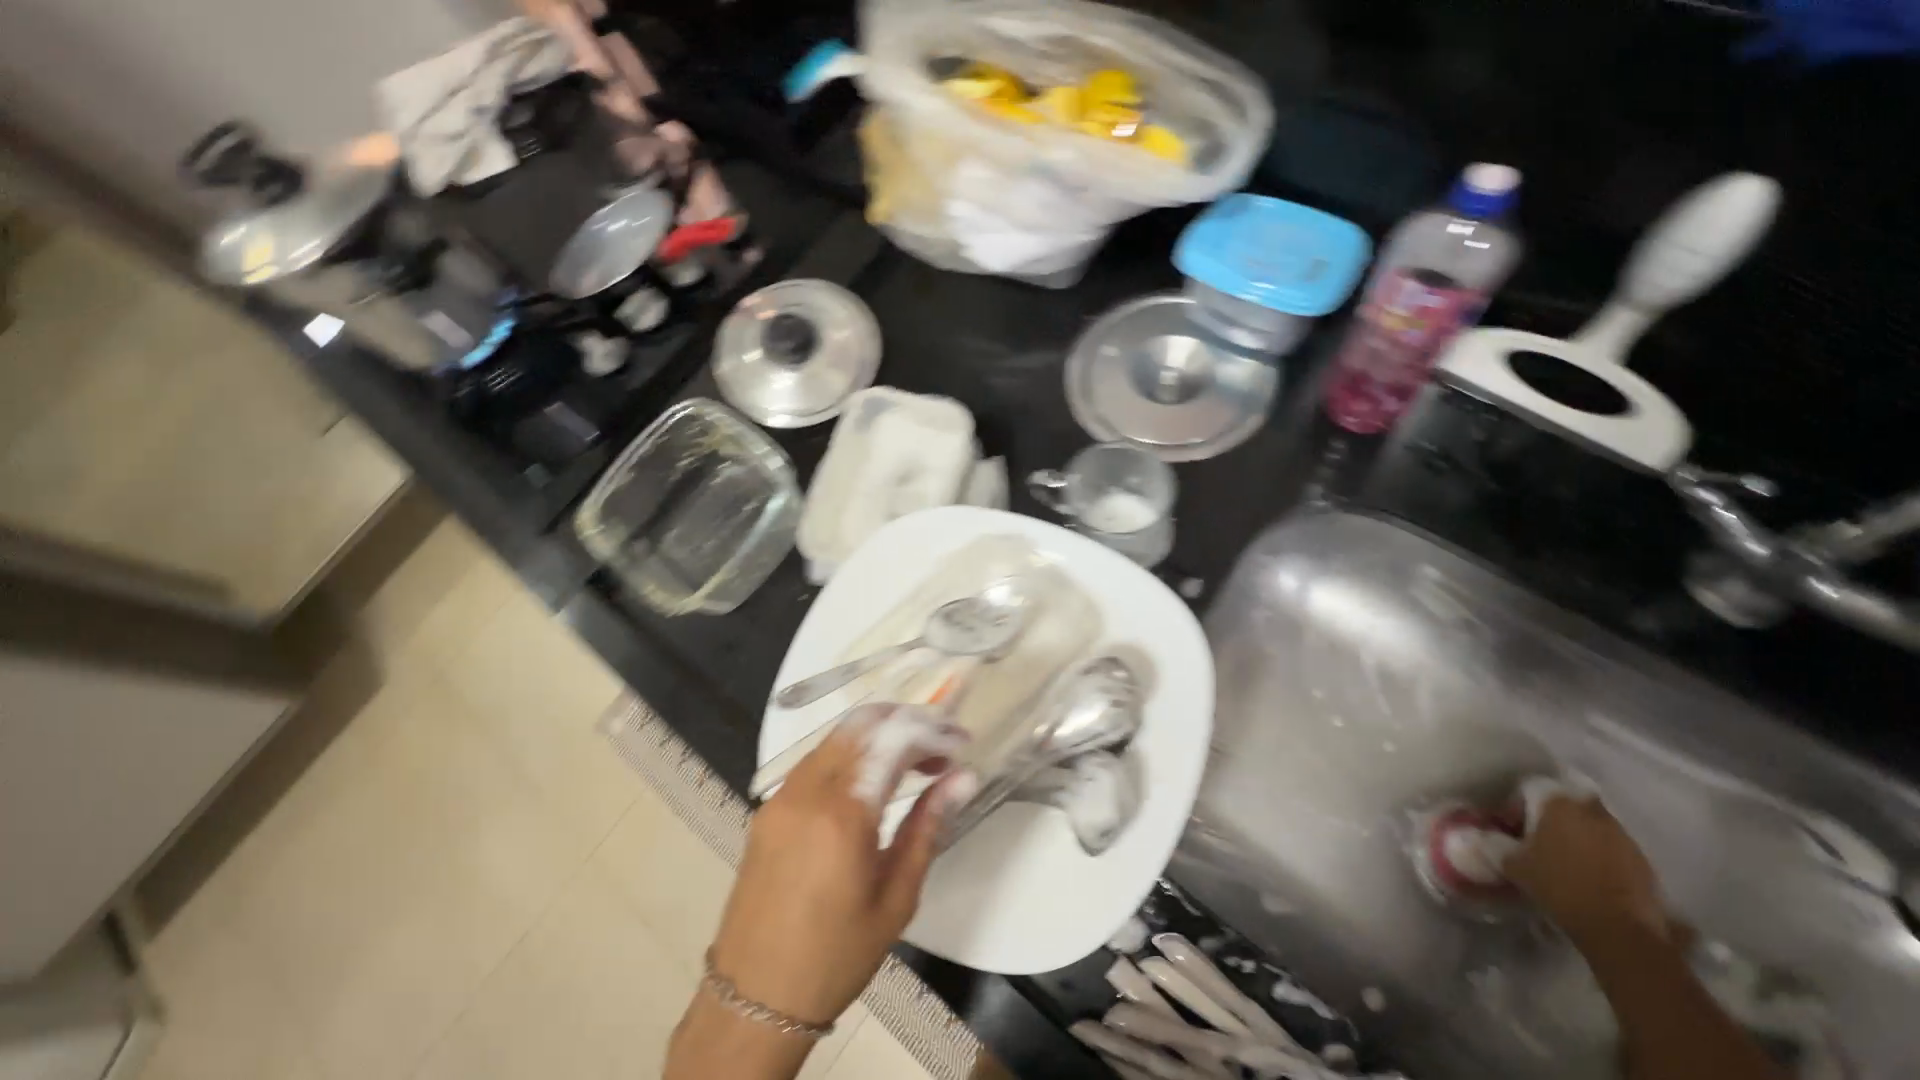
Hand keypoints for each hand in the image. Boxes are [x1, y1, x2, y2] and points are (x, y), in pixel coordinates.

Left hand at [707, 704, 978, 1026]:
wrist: (755, 997)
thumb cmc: (837, 956)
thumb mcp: (896, 897)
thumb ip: (928, 827)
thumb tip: (963, 778)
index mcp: (842, 814)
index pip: (892, 739)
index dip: (932, 730)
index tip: (962, 744)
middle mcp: (806, 791)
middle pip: (860, 724)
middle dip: (906, 723)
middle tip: (942, 749)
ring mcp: (780, 798)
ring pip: (835, 738)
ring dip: (879, 737)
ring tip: (916, 767)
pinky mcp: (767, 810)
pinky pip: (814, 763)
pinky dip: (851, 756)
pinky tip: (875, 784)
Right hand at [1503, 793, 1669, 945]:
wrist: (1619, 927)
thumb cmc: (1559, 886)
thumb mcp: (1514, 866)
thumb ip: (1491, 844)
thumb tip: (1472, 834)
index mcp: (1558, 802)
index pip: (1529, 788)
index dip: (1514, 806)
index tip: (1508, 829)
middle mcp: (1591, 808)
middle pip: (1563, 802)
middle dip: (1548, 817)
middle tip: (1535, 842)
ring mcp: (1620, 832)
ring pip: (1589, 822)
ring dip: (1574, 834)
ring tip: (1561, 861)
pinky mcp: (1641, 857)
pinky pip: (1610, 844)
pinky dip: (1597, 853)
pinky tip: (1587, 876)